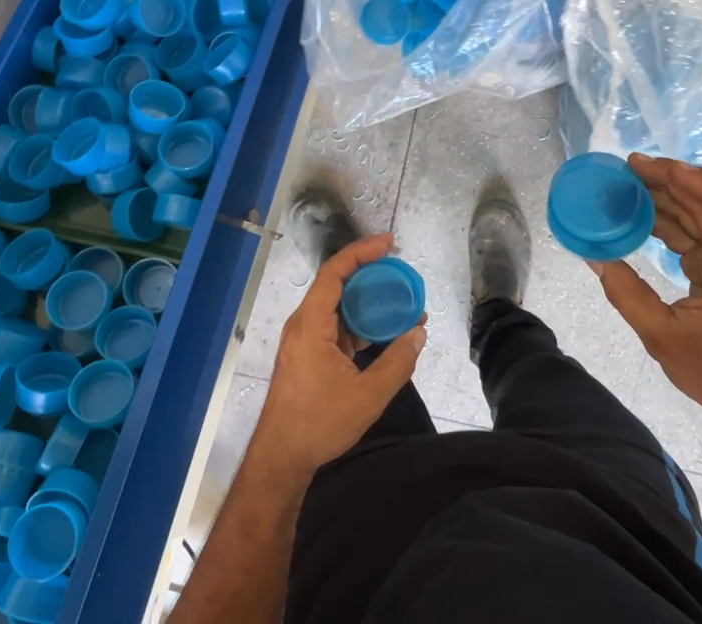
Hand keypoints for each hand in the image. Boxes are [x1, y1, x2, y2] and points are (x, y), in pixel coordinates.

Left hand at [250, 233, 426, 475]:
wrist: (282, 457)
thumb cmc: (319, 423)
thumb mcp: (368, 395)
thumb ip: (397, 362)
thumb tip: (418, 333)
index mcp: (311, 325)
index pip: (334, 273)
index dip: (361, 252)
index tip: (389, 244)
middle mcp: (304, 325)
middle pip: (338, 285)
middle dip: (372, 275)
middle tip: (402, 272)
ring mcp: (305, 340)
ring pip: (340, 307)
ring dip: (369, 303)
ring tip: (403, 304)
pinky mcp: (309, 355)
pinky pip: (338, 327)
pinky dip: (362, 324)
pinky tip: (387, 333)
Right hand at [589, 154, 701, 428]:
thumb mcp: (662, 338)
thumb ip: (627, 294)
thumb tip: (594, 257)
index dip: (699, 183)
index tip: (658, 168)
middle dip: (674, 182)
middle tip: (630, 167)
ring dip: (671, 198)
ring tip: (630, 183)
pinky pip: (699, 237)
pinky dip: (672, 223)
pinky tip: (644, 215)